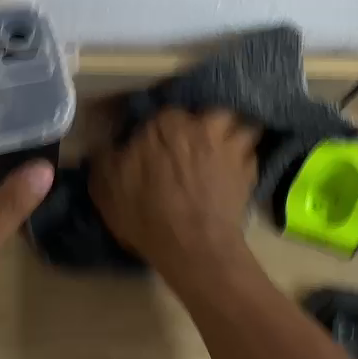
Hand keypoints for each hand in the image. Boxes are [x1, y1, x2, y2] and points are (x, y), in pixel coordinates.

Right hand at [91, 108, 259, 276]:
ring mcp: (231, 147)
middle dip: (208, 122)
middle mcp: (203, 125)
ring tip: (225, 151)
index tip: (157, 145)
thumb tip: (107, 144)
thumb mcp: (106, 186)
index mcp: (166, 122)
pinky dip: (246, 160)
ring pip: (243, 126)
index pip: (165, 112)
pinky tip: (236, 173)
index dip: (162, 129)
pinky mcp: (250, 171)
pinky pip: (252, 155)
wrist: (193, 248)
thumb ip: (104, 157)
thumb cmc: (146, 213)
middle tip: (198, 141)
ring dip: (235, 136)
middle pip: (212, 110)